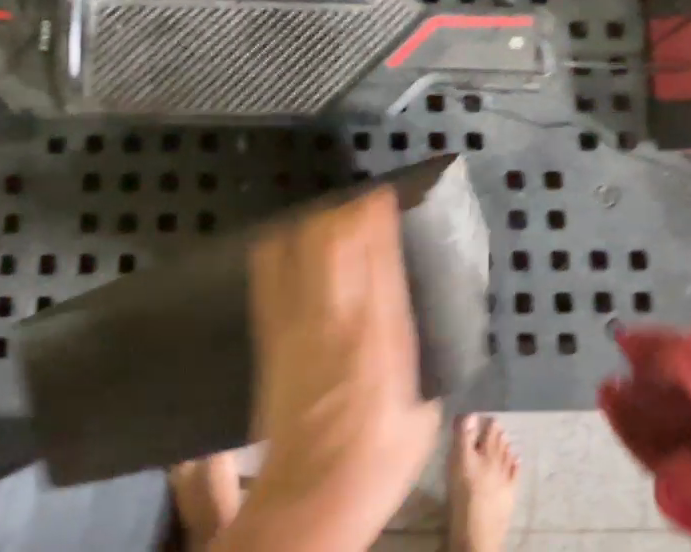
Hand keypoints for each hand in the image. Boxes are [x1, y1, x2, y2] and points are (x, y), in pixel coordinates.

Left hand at [217, 188, 440, 551]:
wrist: (317, 491)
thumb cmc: (379, 456)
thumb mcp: (422, 405)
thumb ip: (415, 353)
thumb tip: (409, 321)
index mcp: (383, 333)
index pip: (379, 253)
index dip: (378, 215)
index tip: (382, 198)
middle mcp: (339, 318)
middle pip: (334, 239)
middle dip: (346, 212)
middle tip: (357, 208)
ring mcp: (299, 325)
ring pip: (301, 249)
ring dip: (315, 225)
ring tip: (327, 220)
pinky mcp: (271, 337)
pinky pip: (268, 277)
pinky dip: (277, 250)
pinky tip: (285, 241)